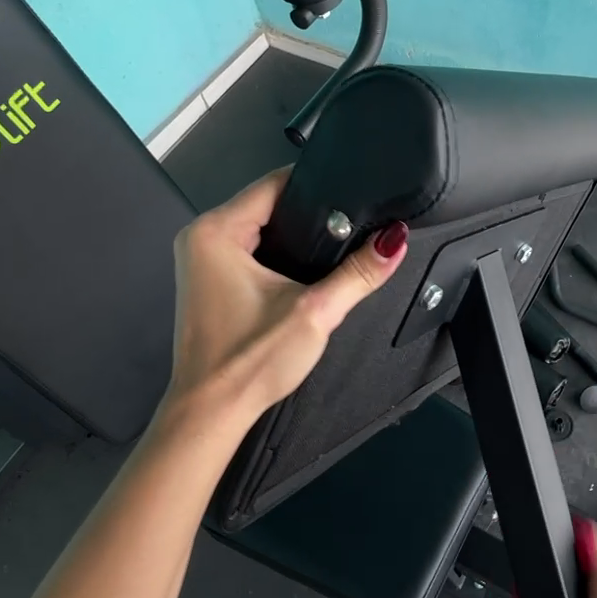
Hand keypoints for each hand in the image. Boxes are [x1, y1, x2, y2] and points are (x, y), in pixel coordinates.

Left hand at [165, 167, 408, 427]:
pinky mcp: (211, 278)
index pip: (274, 184)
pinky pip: (251, 247)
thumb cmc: (247, 363)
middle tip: (347, 227)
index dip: (316, 186)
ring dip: (295, 235)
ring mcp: (202, 258)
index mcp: (215, 232)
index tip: (350, 194)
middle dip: (309, 214)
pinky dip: (278, 253)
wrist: (212, 413)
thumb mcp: (316, 312)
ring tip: (331, 247)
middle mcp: (202, 237)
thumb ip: (359, 273)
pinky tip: (303, 269)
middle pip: (268, 203)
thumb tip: (394, 242)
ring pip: (261, 225)